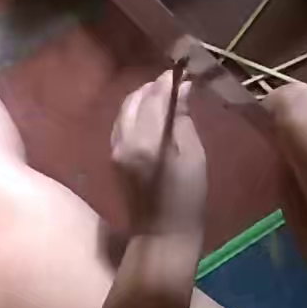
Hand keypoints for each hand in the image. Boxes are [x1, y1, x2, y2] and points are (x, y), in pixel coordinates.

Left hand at [111, 69, 206, 238]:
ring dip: (142, 98)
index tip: (182, 71)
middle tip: (174, 82)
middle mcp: (124, 140)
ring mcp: (115, 149)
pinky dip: (134, 112)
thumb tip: (183, 91)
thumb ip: (183, 120)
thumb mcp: (193, 157)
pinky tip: (149, 113)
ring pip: (124, 110)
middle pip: (135, 100)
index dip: (168, 82)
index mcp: (147, 141)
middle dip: (153, 87)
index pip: (155, 98)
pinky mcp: (113, 157)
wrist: (161, 236)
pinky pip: (120, 124)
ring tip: (164, 94)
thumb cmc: (187, 199)